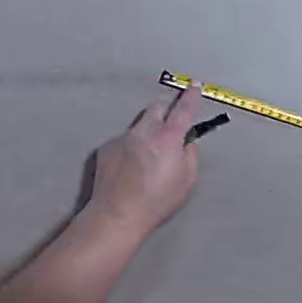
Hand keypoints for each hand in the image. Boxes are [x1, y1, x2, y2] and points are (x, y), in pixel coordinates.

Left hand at [81, 86, 204, 237]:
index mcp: (168, 139)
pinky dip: (130, 149)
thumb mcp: (187, 181)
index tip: (194, 87)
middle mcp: (144, 132)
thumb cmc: (156, 202)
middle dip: (166, 114)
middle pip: (157, 108)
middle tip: (170, 131)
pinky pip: (123, 141)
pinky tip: (130, 171)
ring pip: (139, 126)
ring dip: (147, 135)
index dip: (191, 97)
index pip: (183, 109)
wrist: (117, 215)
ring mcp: (122, 138)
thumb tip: (186, 142)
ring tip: (147, 162)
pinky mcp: (106, 148)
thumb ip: (190, 155)